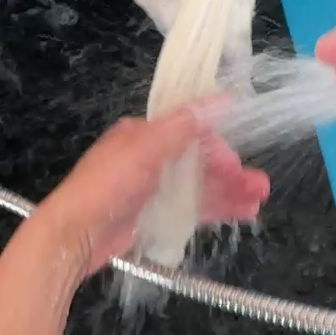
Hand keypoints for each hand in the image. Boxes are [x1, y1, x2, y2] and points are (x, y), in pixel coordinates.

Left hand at [24, 107, 270, 284]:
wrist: (75, 235)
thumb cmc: (105, 187)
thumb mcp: (144, 148)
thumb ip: (182, 126)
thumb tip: (222, 99)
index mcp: (144, 135)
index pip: (191, 130)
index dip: (218, 144)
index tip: (238, 160)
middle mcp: (150, 159)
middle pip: (200, 161)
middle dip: (231, 172)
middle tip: (260, 187)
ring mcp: (152, 191)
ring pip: (199, 188)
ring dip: (229, 193)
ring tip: (257, 203)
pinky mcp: (152, 218)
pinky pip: (190, 210)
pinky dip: (214, 211)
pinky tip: (237, 215)